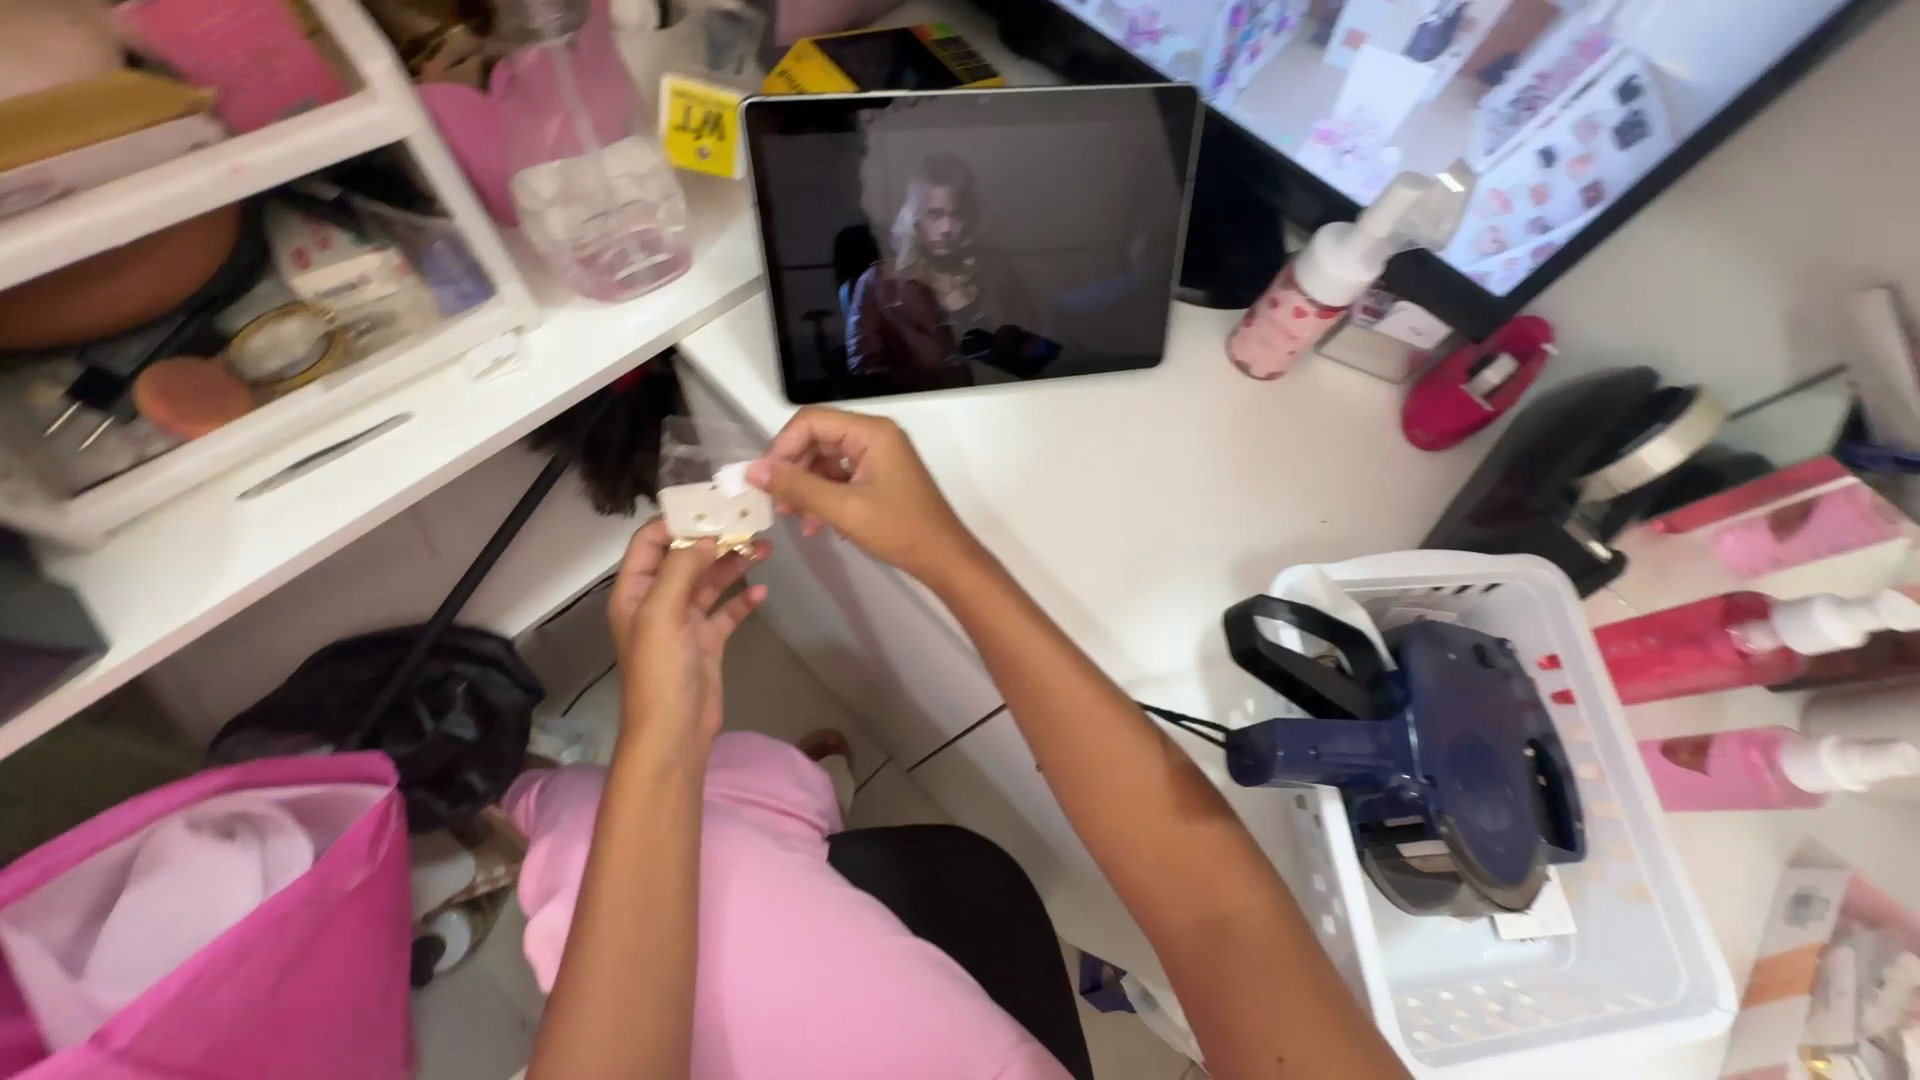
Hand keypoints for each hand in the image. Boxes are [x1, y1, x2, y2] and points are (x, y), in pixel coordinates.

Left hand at [607, 520, 766, 750]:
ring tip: (765, 549)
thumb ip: (681, 569)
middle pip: (686, 558)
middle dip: (716, 540)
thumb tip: (707, 538)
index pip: (650, 542)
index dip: (677, 522)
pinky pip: (727, 611)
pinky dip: (743, 599)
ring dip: (735, 564)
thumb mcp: (662, 612)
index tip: (712, 508)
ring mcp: (685, 621)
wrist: (675, 729)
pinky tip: (761, 591)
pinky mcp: (708, 640)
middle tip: (749, 524)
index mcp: (635, 591)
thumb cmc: (660, 670)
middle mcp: (658, 601)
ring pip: (711, 581)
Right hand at [746, 407, 982, 586]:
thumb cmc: (898, 530)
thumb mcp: (842, 509)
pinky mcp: (880, 477)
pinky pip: (842, 477)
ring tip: (798, 520)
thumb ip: (796, 487)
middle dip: (794, 470)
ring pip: (827, 461)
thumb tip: (752, 471)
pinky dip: (825, 497)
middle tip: (779, 504)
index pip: (811, 421)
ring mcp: (879, 457)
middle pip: (818, 439)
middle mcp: (875, 436)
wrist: (944, 558)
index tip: (766, 479)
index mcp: (871, 432)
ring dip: (807, 488)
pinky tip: (817, 525)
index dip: (783, 446)